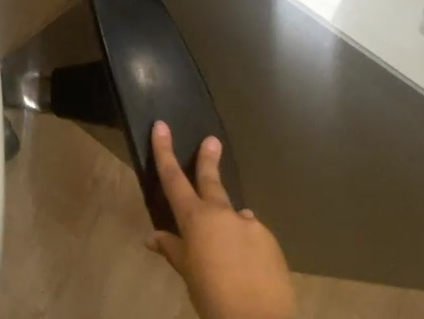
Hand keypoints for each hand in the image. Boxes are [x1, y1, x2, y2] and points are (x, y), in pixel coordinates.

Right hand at [146, 121, 293, 318]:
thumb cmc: (213, 297)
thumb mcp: (187, 274)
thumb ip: (173, 250)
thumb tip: (152, 237)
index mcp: (196, 219)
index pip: (174, 178)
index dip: (165, 151)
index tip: (161, 126)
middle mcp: (223, 214)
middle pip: (211, 180)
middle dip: (209, 159)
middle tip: (212, 141)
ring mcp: (250, 226)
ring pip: (235, 217)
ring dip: (229, 226)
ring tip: (229, 255)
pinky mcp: (271, 243)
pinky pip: (252, 237)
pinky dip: (245, 246)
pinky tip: (246, 268)